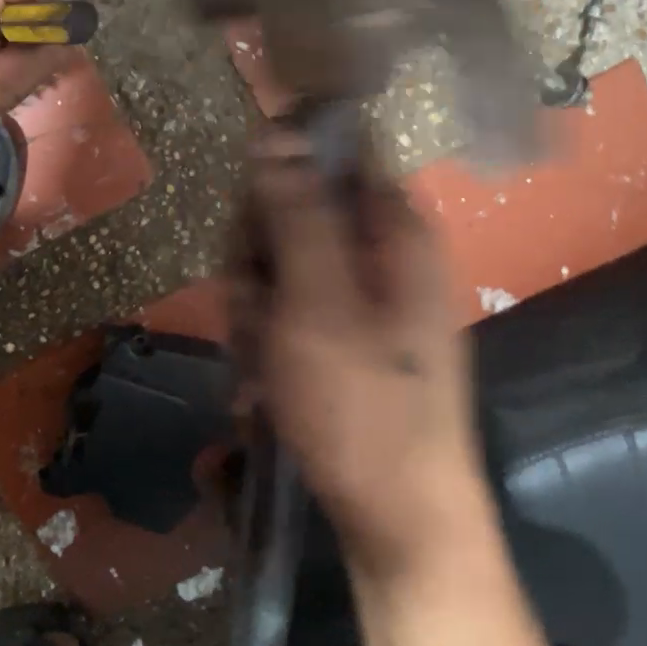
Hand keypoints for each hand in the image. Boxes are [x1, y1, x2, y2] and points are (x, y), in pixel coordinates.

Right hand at [231, 129, 485, 572]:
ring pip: (273, 267)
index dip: (274, 180)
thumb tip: (276, 128)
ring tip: (259, 362)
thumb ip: (296, 212)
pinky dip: (262, 343)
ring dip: (250, 311)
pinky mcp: (337, 337)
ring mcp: (357, 299)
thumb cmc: (362, 407)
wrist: (396, 517)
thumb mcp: (317, 303)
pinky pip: (281, 312)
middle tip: (252, 308)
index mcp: (393, 230)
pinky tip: (261, 384)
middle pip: (288, 213)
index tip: (250, 229)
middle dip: (253, 262)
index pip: (326, 155)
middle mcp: (380, 254)